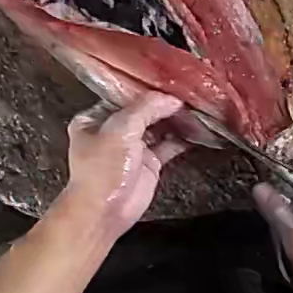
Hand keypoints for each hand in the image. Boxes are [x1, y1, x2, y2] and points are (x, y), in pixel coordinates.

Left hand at [53, 92, 189, 240]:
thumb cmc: (103, 169)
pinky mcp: (149, 163)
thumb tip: (173, 99)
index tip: (171, 81)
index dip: (147, 89)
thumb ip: (146, 109)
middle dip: (165, 104)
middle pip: (144, 111)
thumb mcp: (121, 129)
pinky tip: (196, 129)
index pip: (125, 96)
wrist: (105, 211)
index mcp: (97, 118)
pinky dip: (182, 139)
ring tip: (196, 109)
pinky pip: (169, 146)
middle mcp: (114, 130)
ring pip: (158, 127)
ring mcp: (133, 147)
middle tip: (189, 94)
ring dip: (176, 120)